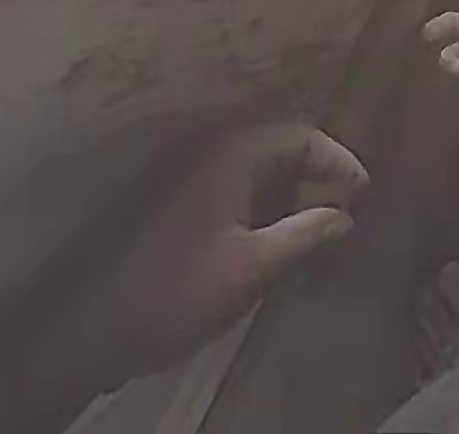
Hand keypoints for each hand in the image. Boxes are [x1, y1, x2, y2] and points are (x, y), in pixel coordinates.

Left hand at [79, 122, 369, 383]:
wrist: (94, 323)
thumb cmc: (178, 289)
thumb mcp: (251, 267)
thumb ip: (304, 235)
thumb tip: (346, 215)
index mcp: (234, 154)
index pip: (301, 136)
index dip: (338, 160)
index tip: (363, 194)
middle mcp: (217, 152)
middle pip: (283, 148)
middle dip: (319, 176)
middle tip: (348, 212)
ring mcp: (200, 176)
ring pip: (263, 169)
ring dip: (296, 193)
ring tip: (322, 230)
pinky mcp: (190, 201)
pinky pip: (243, 189)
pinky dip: (271, 207)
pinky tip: (283, 240)